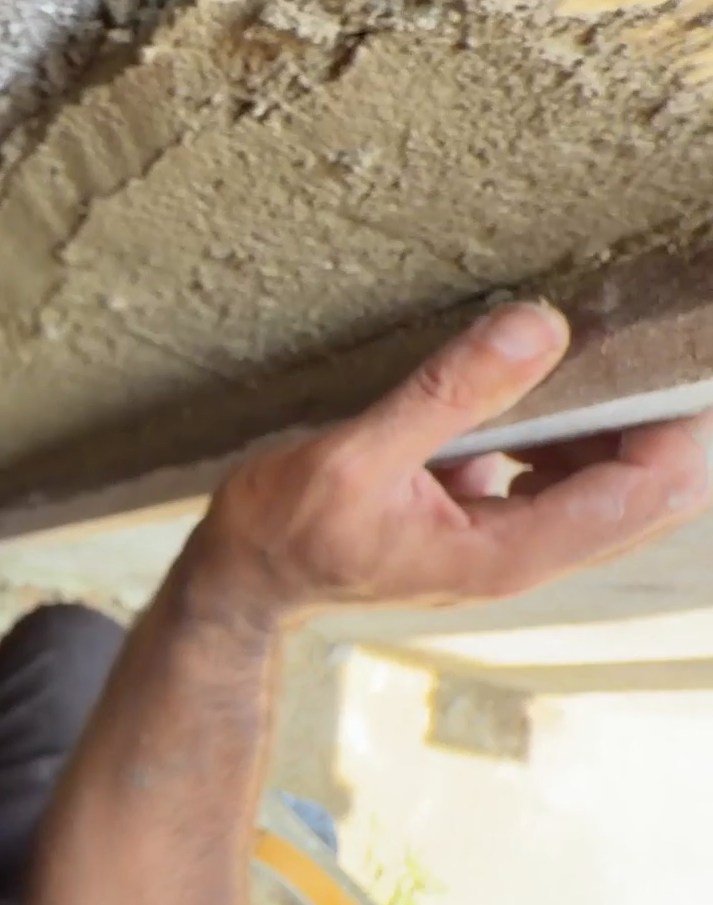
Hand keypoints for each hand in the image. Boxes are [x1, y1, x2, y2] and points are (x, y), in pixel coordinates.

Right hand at [194, 302, 712, 614]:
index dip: (668, 419)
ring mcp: (493, 551)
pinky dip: (539, 448)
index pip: (652, 487)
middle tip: (578, 364)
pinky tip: (481, 427)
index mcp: (503, 552)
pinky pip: (545, 492)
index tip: (634, 355)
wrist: (235, 576)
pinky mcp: (467, 538)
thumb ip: (443, 397)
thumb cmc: (276, 530)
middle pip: (645, 491)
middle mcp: (515, 560)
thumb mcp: (349, 458)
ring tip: (525, 390)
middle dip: (632, 421)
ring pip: (599, 490)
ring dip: (587, 432)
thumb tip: (537, 328)